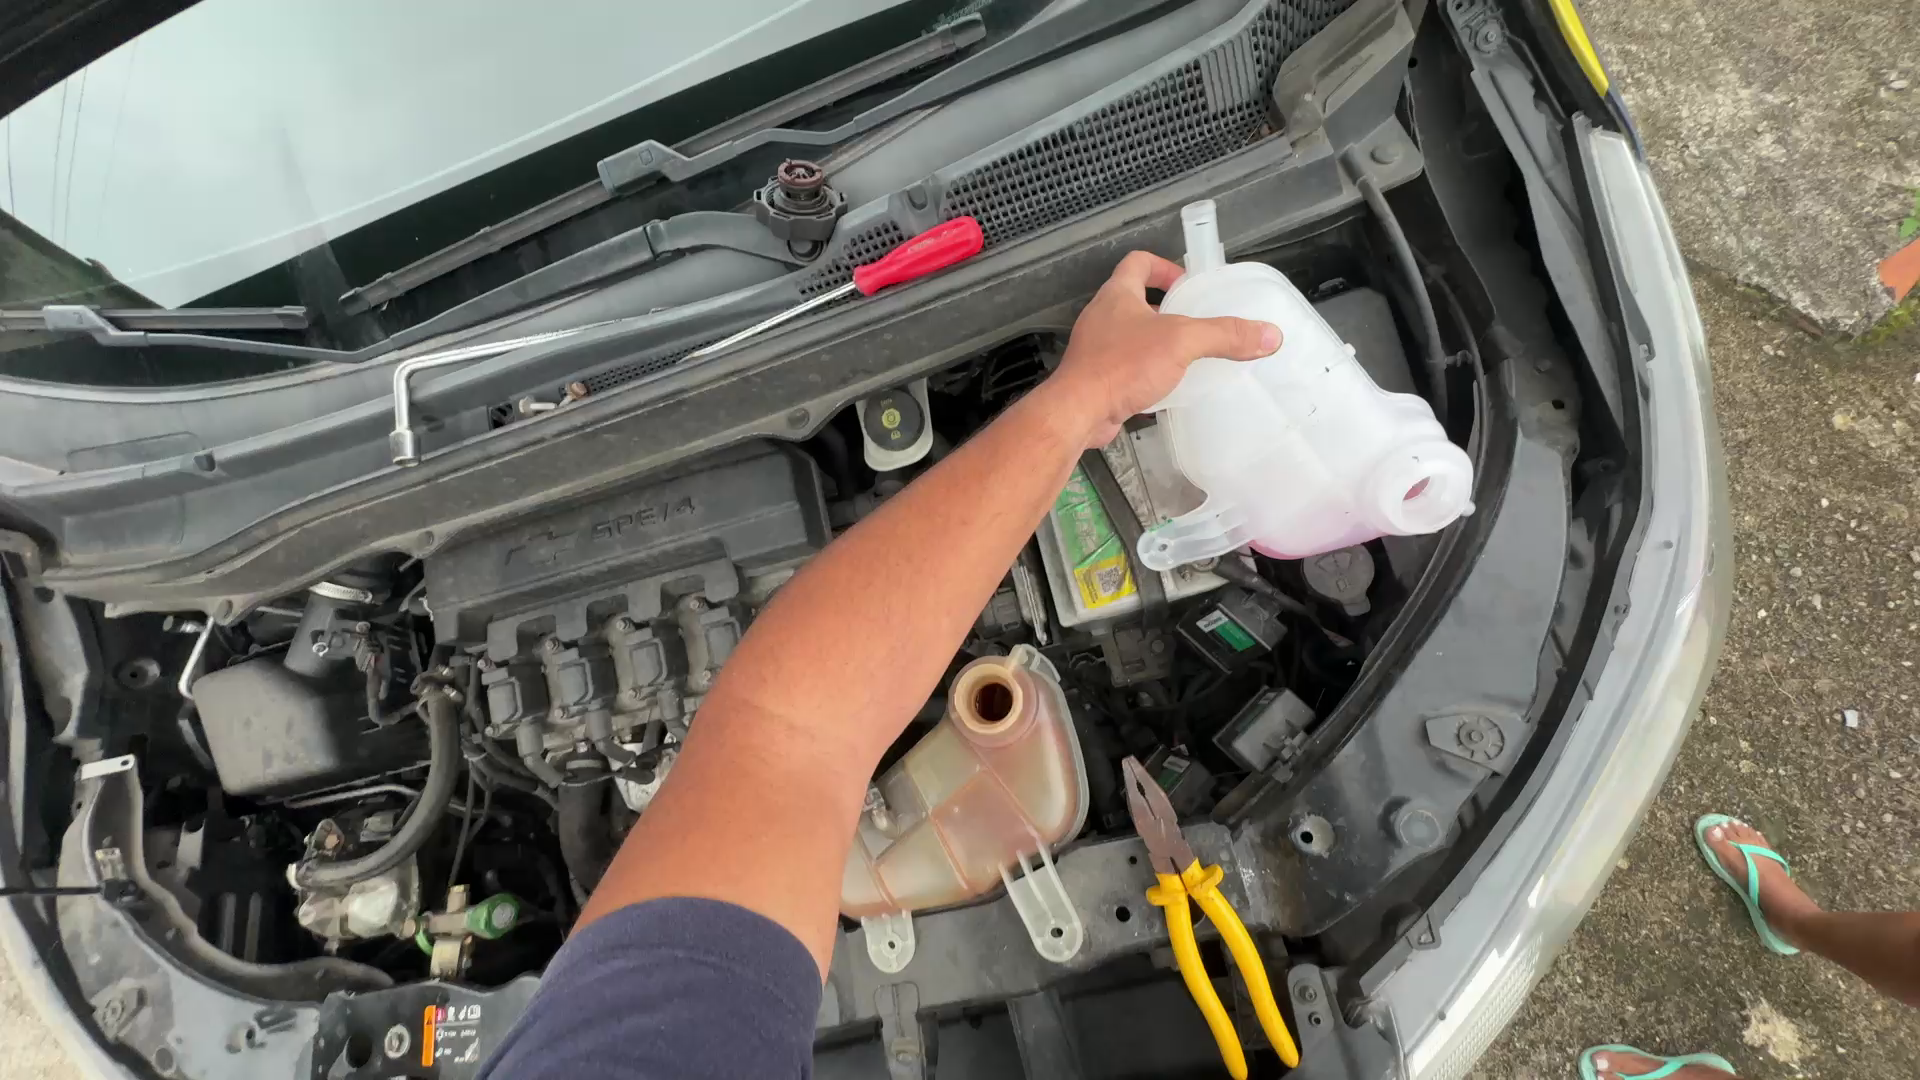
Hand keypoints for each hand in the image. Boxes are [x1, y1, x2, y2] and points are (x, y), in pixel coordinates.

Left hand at [1045, 251, 1279, 447]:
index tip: (1186, 284)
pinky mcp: (1095, 380)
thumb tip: (1269, 336)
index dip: (1163, 267)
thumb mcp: (1181, 342)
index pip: (1138, 262)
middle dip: (1165, 310)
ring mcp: (1095, 350)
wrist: (1079, 412)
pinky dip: (1145, 374)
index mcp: (1117, 295)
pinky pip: (1124, 369)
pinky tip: (1166, 388)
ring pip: (1130, 338)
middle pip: (1135, 301)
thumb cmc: (1122, 366)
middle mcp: (1102, 318)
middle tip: (1193, 324)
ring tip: (1185, 357)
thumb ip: (1225, 335)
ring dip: (1155, 344)